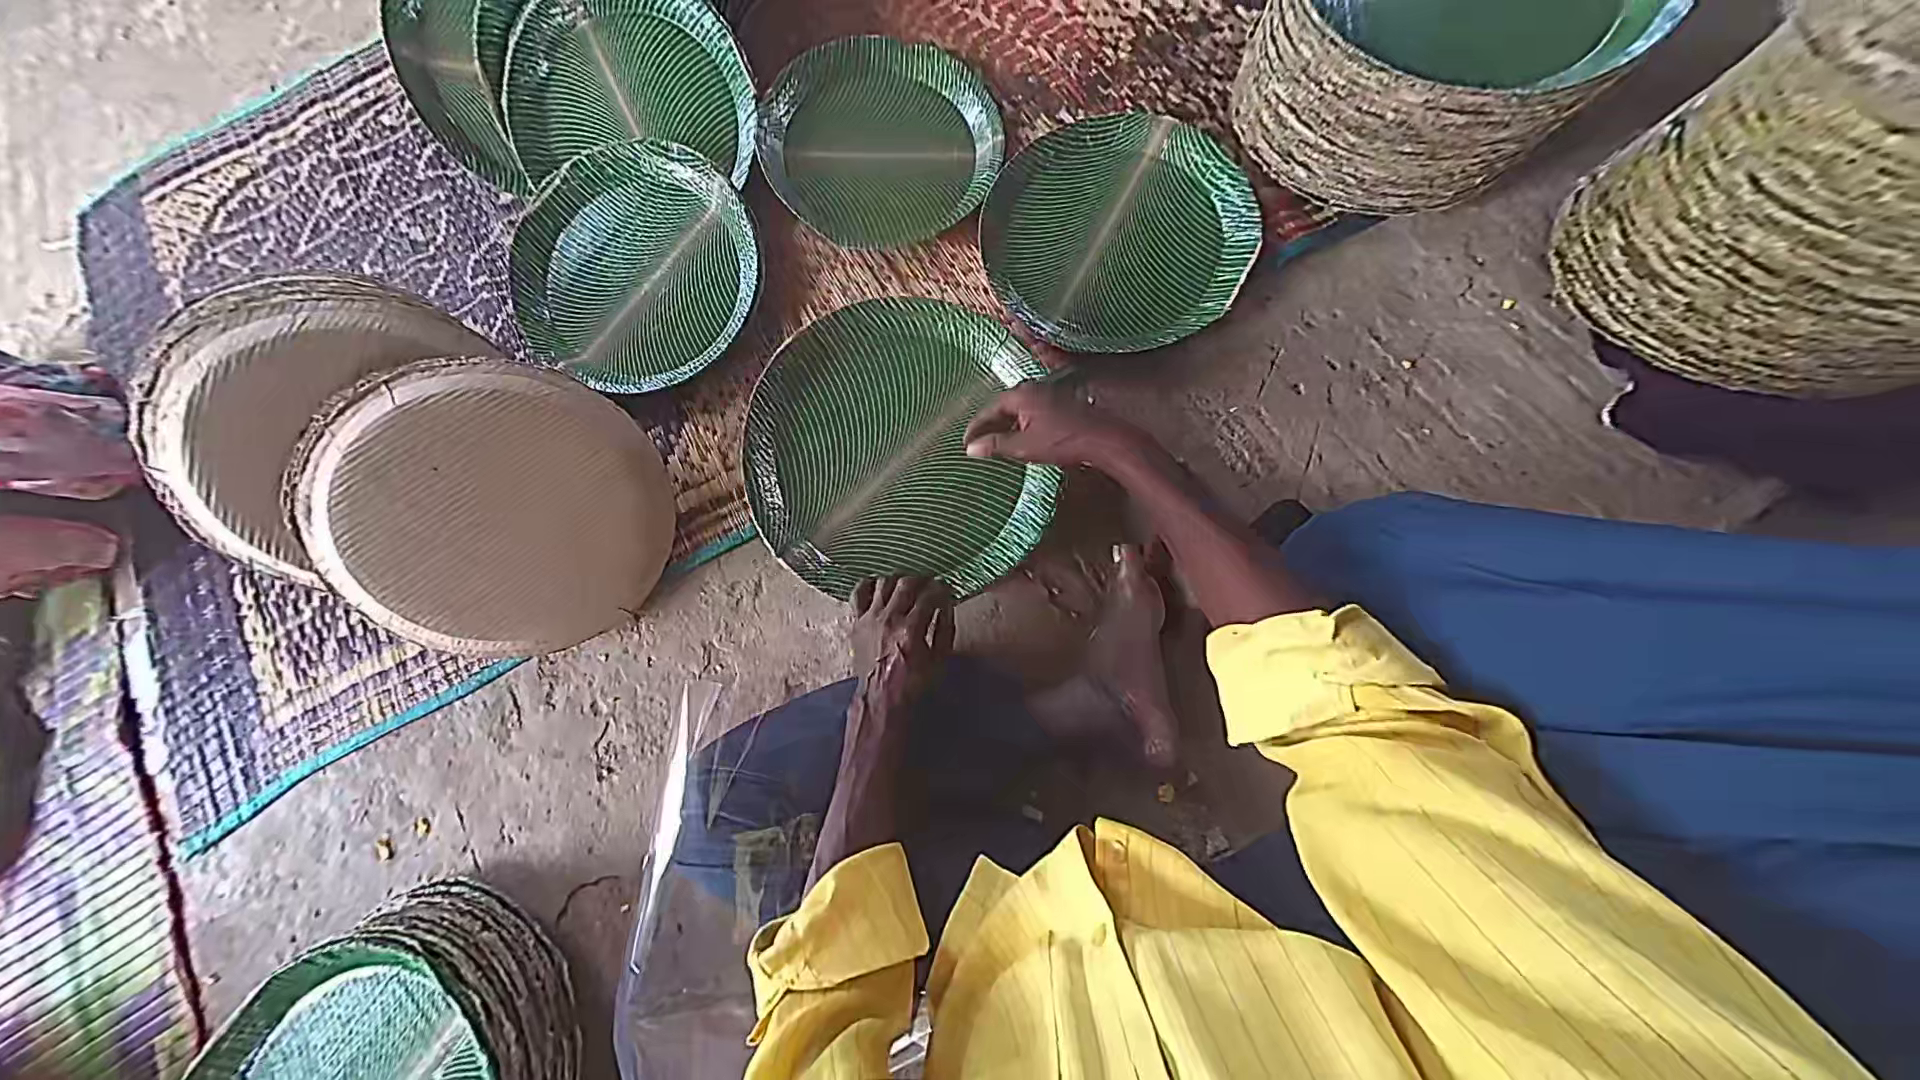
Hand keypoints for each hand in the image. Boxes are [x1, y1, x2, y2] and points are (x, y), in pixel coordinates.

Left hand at [850, 577, 953, 708]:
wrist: (881, 697)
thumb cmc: (914, 681)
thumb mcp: (940, 658)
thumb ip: (946, 628)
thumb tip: (947, 603)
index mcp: (911, 629)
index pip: (930, 595)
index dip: (942, 589)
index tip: (947, 590)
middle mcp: (889, 618)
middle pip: (907, 583)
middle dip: (923, 580)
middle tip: (930, 585)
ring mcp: (870, 618)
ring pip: (884, 582)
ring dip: (899, 580)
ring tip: (907, 587)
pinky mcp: (857, 621)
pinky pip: (859, 592)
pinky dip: (869, 584)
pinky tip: (880, 587)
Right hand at [964, 382, 1145, 468]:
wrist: (1103, 440)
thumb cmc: (1065, 441)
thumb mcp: (1024, 447)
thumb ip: (996, 445)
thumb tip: (971, 448)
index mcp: (1021, 395)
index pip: (989, 410)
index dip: (976, 427)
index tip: (966, 442)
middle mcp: (1035, 387)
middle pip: (1004, 405)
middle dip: (991, 422)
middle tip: (979, 440)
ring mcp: (1051, 392)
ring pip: (1021, 406)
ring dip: (1009, 421)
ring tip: (1000, 439)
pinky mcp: (1064, 401)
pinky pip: (1036, 409)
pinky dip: (1026, 421)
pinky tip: (1027, 434)